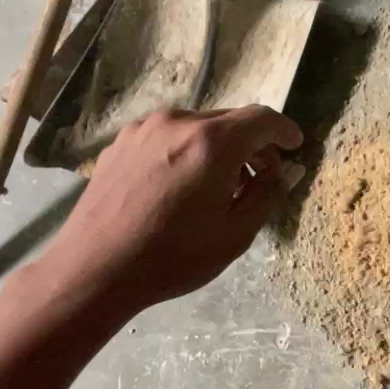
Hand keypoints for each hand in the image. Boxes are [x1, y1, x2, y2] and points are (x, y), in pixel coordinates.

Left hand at [39, 106, 303, 317]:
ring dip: (219, 148)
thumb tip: (289, 169)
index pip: (262, 119)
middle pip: (230, 120)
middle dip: (252, 144)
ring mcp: (145, 129)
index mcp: (213, 143)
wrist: (94, 270)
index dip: (285, 130)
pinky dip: (188, 151)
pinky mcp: (121, 142)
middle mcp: (179, 122)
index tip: (296, 146)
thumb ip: (268, 193)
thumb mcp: (235, 233)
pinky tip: (182, 186)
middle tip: (260, 177)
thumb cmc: (173, 257)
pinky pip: (169, 136)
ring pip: (198, 127)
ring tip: (218, 186)